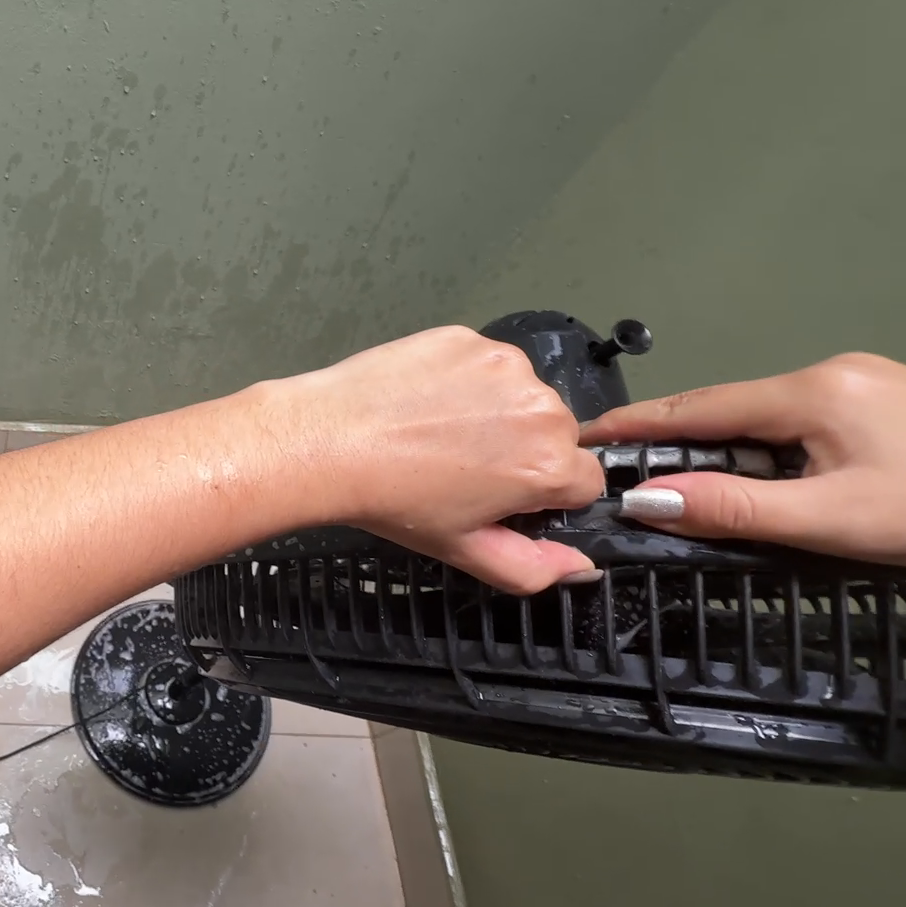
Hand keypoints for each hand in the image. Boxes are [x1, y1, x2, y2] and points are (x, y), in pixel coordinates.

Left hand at [242, 325, 605, 593]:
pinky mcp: (464, 338)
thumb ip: (530, 568)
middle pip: (552, 434)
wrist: (324, 441)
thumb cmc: (390, 500)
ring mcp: (503, 364)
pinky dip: (457, 379)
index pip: (581, 483)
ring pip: (516, 394)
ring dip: (490, 410)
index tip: (492, 495)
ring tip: (430, 431)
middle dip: (517, 450)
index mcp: (549, 465)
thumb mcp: (459, 549)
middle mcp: (541, 407)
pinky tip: (416, 399)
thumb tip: (580, 568)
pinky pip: (478, 363)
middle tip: (453, 464)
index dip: (537, 494)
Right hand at [579, 352, 905, 575]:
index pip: (690, 407)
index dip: (628, 426)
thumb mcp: (838, 520)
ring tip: (683, 486)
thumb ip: (733, 508)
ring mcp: (862, 384)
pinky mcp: (888, 404)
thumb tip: (641, 501)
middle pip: (721, 409)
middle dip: (666, 440)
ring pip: (757, 419)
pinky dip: (756, 451)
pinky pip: (793, 424)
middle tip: (618, 475)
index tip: (576, 440)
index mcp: (809, 391)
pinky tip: (759, 478)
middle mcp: (828, 374)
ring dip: (714, 450)